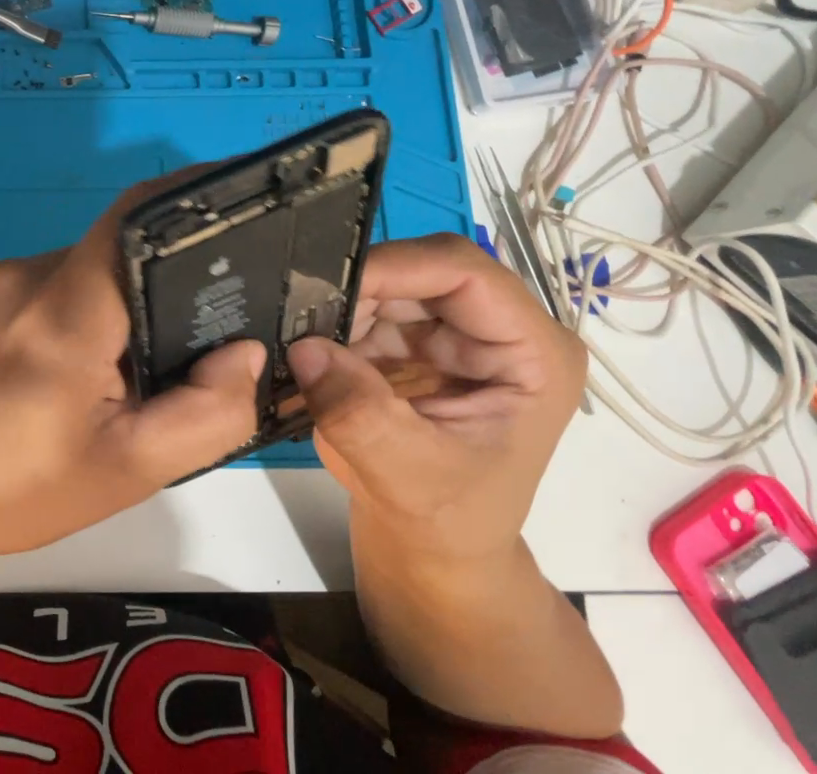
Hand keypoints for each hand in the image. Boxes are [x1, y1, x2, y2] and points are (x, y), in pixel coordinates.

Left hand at [0, 174, 265, 565]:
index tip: (256, 207)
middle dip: (176, 283)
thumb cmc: (5, 488)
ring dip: (131, 310)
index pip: (139, 216)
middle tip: (222, 335)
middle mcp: (28, 274)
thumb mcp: (124, 471)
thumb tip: (245, 354)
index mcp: (64, 308)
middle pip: (121, 249)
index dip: (200, 199)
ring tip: (162, 369)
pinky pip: (60, 292)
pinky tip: (104, 374)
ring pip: (92, 274)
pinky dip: (95, 320)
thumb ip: (203, 413)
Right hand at [287, 233, 586, 564]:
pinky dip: (323, 327)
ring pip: (381, 287)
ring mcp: (447, 336)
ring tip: (286, 332)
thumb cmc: (445, 518)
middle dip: (356, 288)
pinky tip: (295, 348)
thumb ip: (360, 413)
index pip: (464, 274)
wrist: (433, 549)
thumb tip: (304, 349)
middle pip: (419, 271)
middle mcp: (493, 331)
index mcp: (529, 352)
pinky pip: (359, 314)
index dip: (396, 268)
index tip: (324, 288)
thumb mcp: (407, 473)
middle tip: (292, 310)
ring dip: (333, 308)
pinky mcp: (407, 347)